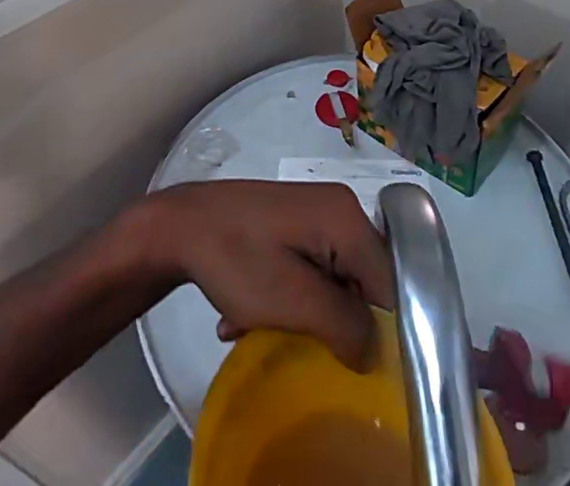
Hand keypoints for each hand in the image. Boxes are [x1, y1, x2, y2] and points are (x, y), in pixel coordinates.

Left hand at [126, 181, 396, 368]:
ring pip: (334, 279)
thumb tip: (375, 353)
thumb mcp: (293, 302)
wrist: (177, 225)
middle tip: (298, 340)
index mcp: (349, 218)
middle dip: (334, 320)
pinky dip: (289, 296)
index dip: (381, 328)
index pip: (392, 283)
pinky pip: (311, 268)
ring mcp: (317, 214)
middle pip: (363, 282)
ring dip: (305, 312)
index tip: (352, 361)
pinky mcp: (295, 224)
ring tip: (261, 326)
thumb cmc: (235, 260)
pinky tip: (249, 314)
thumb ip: (346, 327)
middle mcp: (342, 209)